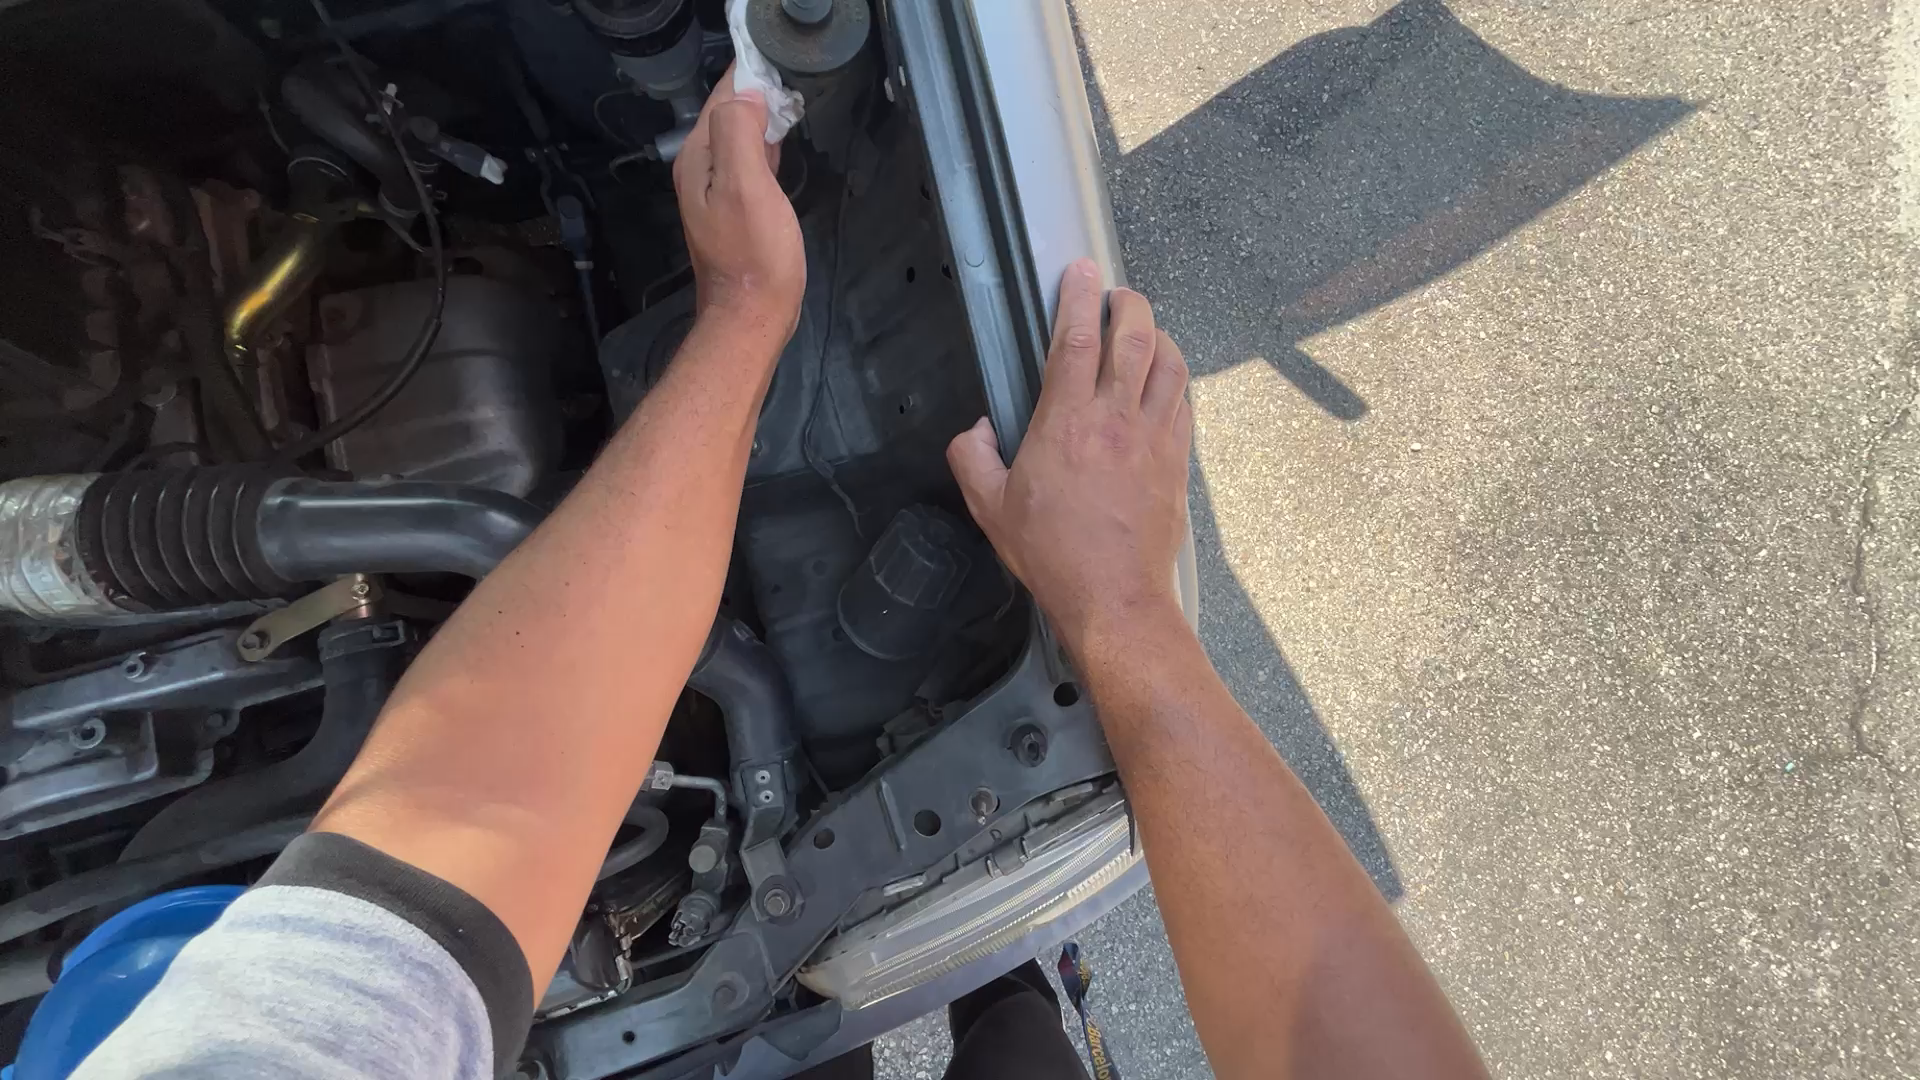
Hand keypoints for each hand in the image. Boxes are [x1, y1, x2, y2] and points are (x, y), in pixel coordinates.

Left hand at [674, 72, 805, 344]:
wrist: (752, 318)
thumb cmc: (756, 258)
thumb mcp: (748, 188)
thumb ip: (741, 134)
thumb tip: (748, 96)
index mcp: (699, 160)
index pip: (721, 99)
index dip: (749, 78)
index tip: (779, 66)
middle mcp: (700, 173)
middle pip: (727, 118)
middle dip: (756, 97)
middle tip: (791, 85)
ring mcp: (715, 196)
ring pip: (738, 143)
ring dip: (762, 123)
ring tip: (789, 107)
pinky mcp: (734, 216)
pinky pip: (747, 168)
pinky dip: (764, 152)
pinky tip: (780, 151)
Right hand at [947, 259, 1192, 654]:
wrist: (1114, 596)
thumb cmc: (1051, 553)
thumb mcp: (990, 508)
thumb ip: (971, 457)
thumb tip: (978, 427)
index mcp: (1065, 422)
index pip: (1075, 338)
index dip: (1077, 296)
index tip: (1080, 270)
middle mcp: (1115, 418)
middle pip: (1133, 335)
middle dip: (1126, 302)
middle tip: (1115, 294)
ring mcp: (1154, 437)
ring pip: (1168, 361)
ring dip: (1157, 334)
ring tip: (1143, 330)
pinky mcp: (1177, 459)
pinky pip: (1184, 400)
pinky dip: (1175, 376)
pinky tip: (1163, 381)